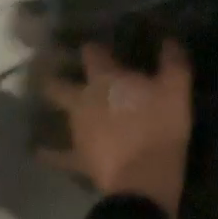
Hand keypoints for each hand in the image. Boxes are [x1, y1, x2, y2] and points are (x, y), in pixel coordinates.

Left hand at [40, 39, 192, 216]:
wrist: (143, 179)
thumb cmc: (160, 126)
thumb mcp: (177, 88)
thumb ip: (173, 60)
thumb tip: (168, 39)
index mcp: (105, 78)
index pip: (92, 53)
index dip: (94, 47)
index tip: (98, 45)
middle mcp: (83, 99)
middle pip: (59, 84)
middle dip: (54, 76)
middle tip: (54, 70)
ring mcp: (76, 129)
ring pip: (58, 114)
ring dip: (57, 107)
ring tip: (56, 103)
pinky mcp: (77, 157)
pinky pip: (57, 156)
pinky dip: (49, 153)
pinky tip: (39, 152)